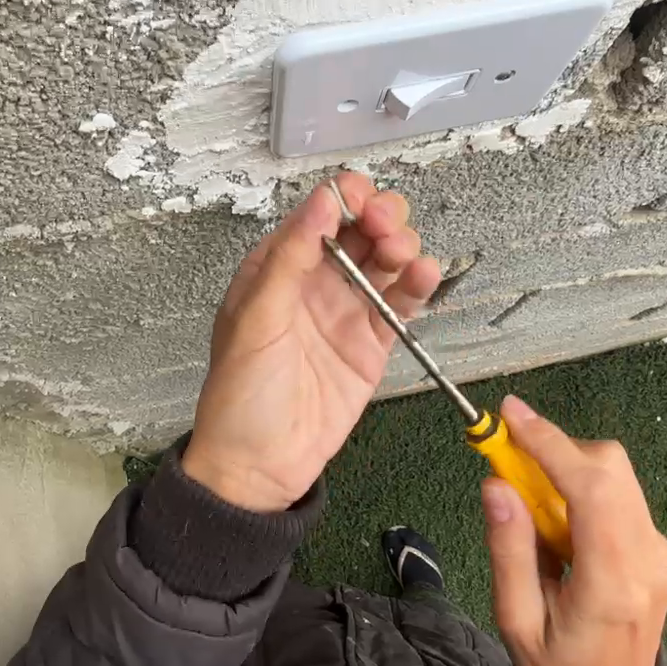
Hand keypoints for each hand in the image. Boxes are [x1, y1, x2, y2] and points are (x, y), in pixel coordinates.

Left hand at [181, 172, 441, 513]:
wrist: (260, 466)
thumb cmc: (241, 393)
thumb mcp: (255, 319)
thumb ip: (289, 258)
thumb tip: (322, 201)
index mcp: (276, 268)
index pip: (317, 215)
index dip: (343, 199)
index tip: (362, 199)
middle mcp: (314, 282)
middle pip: (359, 232)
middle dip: (380, 218)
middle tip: (386, 229)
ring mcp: (346, 312)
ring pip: (384, 262)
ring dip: (402, 246)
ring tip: (405, 255)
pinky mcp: (372, 343)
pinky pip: (400, 304)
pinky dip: (417, 285)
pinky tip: (425, 274)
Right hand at [481, 395, 666, 665]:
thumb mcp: (517, 619)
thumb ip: (509, 550)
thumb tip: (496, 484)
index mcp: (613, 582)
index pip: (591, 490)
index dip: (549, 442)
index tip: (510, 413)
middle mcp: (648, 558)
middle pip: (610, 468)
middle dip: (555, 447)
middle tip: (508, 459)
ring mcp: (660, 550)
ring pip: (616, 473)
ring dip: (566, 466)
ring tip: (529, 501)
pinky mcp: (657, 545)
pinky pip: (618, 492)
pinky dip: (580, 484)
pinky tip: (556, 518)